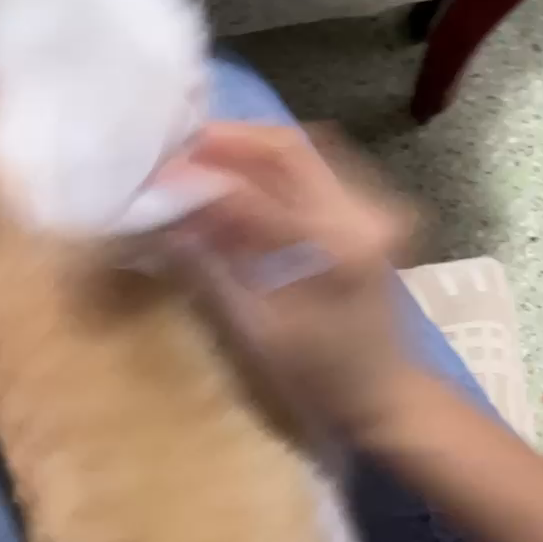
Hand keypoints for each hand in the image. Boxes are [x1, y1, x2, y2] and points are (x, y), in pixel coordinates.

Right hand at [153, 122, 426, 437]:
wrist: (388, 396)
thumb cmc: (325, 381)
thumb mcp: (261, 332)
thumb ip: (213, 270)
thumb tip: (165, 221)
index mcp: (338, 245)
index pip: (258, 189)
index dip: (201, 177)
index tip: (154, 178)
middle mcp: (363, 213)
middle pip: (287, 147)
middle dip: (226, 144)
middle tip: (175, 155)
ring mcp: (371, 211)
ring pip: (301, 155)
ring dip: (247, 154)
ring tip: (197, 168)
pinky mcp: (369, 217)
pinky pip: (313, 176)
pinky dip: (270, 177)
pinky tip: (235, 192)